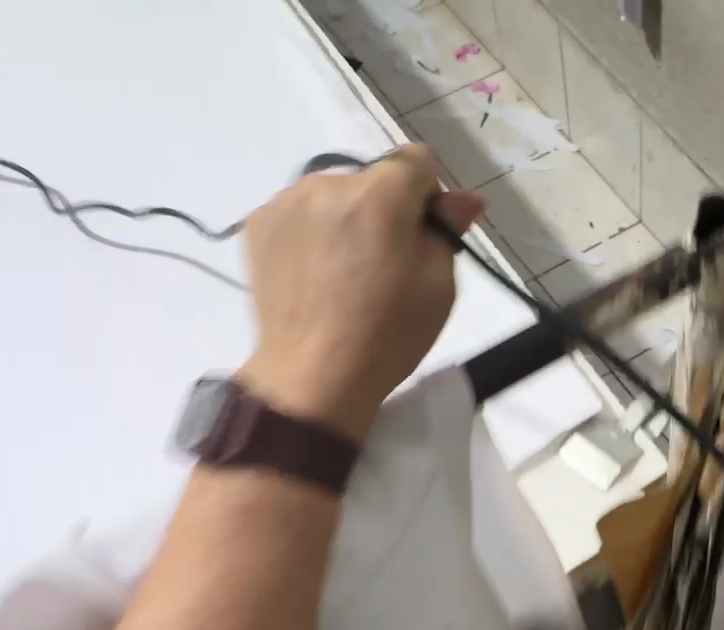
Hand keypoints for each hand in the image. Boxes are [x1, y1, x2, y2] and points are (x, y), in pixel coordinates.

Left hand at [239, 145, 485, 436]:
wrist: (314, 375)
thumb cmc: (389, 335)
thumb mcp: (438, 287)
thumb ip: (447, 230)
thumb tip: (465, 198)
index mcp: (380, 196)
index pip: (417, 160)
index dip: (431, 195)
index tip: (428, 236)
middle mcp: (328, 183)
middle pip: (373, 179)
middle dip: (388, 209)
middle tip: (389, 266)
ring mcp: (286, 201)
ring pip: (336, 195)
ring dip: (350, 220)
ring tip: (349, 274)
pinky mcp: (259, 224)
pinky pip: (302, 213)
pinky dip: (316, 233)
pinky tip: (320, 275)